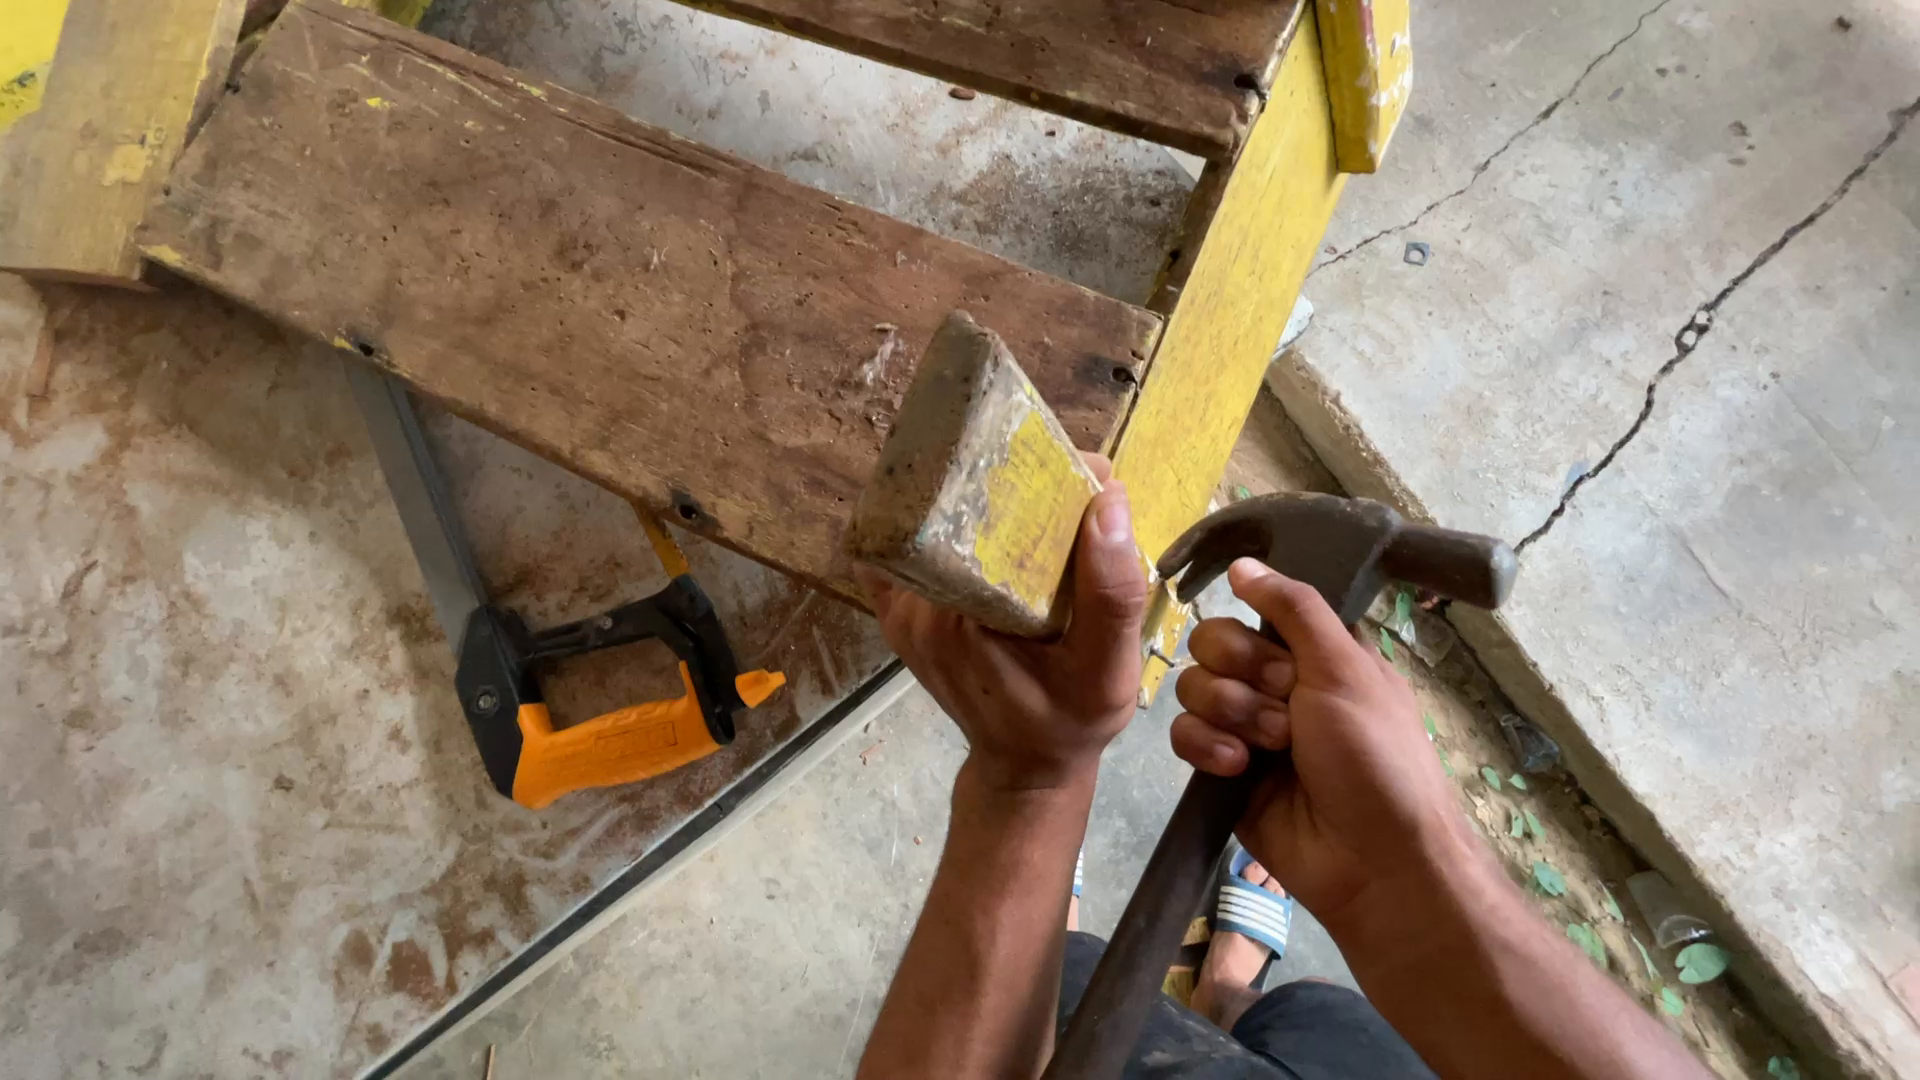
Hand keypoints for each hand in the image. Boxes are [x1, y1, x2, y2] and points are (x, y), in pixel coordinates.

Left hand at [854, 456, 1148, 791]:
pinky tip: (973, 514)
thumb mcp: (1108, 670)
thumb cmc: (1069, 720)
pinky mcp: (898, 616)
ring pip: (934, 524)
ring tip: (1029, 487)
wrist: (1024, 764)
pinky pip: (901, 550)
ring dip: (977, 499)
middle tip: (1060, 476)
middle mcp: (920, 606)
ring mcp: (901, 610)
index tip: (1077, 469)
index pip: (987, 513)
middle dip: (1006, 481)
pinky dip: (932, 523)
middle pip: (956, 511)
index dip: (1033, 474)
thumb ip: (1111, 594)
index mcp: (964, 616)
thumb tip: (1107, 500)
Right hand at [1169, 559, 1481, 930]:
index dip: (1256, 638)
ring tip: (1268, 749)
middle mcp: (1272, 683)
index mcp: (1308, 655)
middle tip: (1284, 712)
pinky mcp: (1218, 768)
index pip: (1247, 613)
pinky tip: (1236, 769)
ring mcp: (1243, 726)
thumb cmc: (1374, 757)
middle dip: (1242, 680)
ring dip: (1231, 717)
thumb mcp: (1344, 669)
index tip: (1286, 667)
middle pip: (1210, 646)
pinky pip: (1183, 734)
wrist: (1372, 862)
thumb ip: (1293, 608)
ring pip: (1192, 688)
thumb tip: (1241, 562)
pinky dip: (1207, 748)